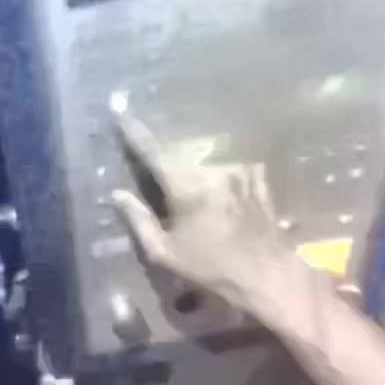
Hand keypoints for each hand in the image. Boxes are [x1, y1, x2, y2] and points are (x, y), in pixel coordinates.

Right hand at [107, 114, 318, 317]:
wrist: (268, 275)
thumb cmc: (211, 269)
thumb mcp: (165, 253)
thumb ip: (138, 220)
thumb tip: (116, 195)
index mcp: (187, 186)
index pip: (152, 152)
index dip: (133, 132)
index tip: (119, 109)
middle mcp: (213, 170)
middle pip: (180, 163)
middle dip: (169, 178)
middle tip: (170, 207)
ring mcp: (238, 171)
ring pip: (204, 170)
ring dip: (196, 185)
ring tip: (202, 217)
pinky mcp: (257, 178)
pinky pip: (227, 174)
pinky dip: (219, 186)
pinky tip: (223, 212)